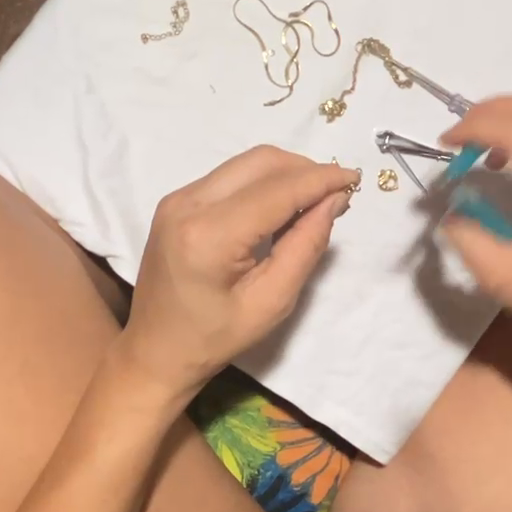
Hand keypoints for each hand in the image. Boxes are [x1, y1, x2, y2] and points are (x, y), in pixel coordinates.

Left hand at [119, 146, 357, 390]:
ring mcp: (177, 199)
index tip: (355, 180)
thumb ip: (305, 247)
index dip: (320, 180)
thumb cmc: (215, 338)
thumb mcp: (271, 302)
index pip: (278, 190)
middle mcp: (188, 204)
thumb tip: (334, 201)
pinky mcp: (177, 202)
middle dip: (306, 170)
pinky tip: (282, 207)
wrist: (156, 349)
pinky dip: (264, 183)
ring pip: (246, 163)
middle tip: (337, 194)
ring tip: (315, 200)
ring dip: (286, 174)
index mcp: (209, 236)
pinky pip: (230, 176)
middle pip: (261, 162)